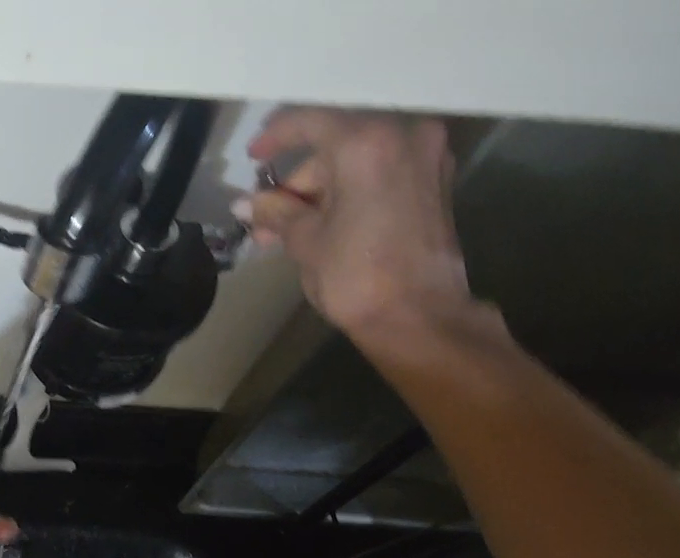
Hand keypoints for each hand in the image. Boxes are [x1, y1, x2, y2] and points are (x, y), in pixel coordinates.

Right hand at [241, 108, 476, 347]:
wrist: (415, 313)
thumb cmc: (354, 274)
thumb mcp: (304, 240)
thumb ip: (276, 212)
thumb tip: (246, 203)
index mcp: (366, 144)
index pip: (311, 122)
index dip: (275, 137)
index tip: (253, 156)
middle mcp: (403, 136)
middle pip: (335, 144)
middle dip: (297, 181)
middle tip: (266, 220)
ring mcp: (425, 156)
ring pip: (357, 160)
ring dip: (320, 190)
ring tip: (288, 232)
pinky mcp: (433, 181)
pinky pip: (381, 171)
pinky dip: (349, 190)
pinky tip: (324, 222)